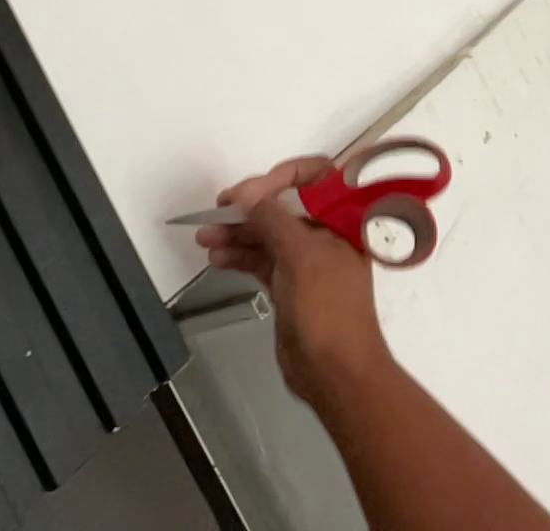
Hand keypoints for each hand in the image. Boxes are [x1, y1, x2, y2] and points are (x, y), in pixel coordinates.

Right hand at [195, 157, 391, 404]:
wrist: (336, 372)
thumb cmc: (328, 308)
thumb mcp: (301, 255)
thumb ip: (272, 218)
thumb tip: (247, 194)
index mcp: (342, 219)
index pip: (317, 176)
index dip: (282, 176)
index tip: (250, 190)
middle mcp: (327, 234)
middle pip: (285, 206)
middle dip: (251, 207)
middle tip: (219, 210)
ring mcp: (308, 260)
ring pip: (269, 234)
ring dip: (238, 233)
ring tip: (206, 237)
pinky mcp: (290, 284)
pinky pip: (262, 260)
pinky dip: (240, 256)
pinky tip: (218, 257)